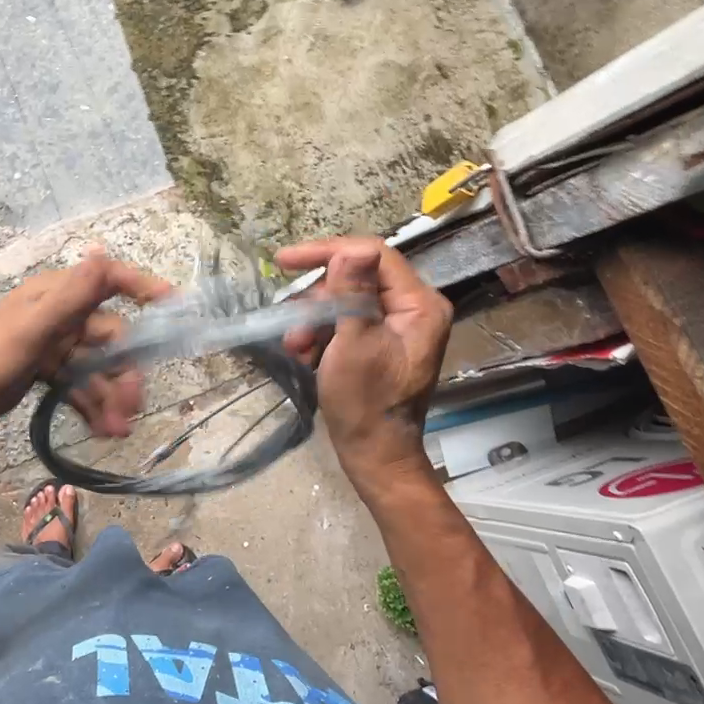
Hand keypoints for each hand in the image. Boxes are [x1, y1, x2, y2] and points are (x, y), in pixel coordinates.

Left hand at [0, 249, 171, 435]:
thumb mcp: (31, 329)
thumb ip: (71, 297)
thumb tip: (102, 251)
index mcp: (53, 295)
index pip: (107, 280)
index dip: (142, 288)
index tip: (175, 305)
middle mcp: (56, 314)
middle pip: (108, 336)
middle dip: (124, 372)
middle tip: (132, 408)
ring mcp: (51, 344)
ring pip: (95, 366)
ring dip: (110, 395)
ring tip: (117, 431)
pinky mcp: (44, 371)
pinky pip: (78, 384)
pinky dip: (91, 404)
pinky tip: (101, 429)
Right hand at [276, 237, 452, 495]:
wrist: (374, 453)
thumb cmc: (365, 402)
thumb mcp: (353, 344)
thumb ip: (352, 293)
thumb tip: (349, 250)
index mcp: (419, 305)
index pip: (373, 255)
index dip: (327, 252)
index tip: (284, 261)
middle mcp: (413, 309)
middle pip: (356, 277)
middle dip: (316, 299)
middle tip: (290, 324)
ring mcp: (397, 326)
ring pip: (345, 300)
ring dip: (313, 319)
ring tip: (295, 347)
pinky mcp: (380, 341)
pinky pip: (345, 321)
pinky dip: (321, 334)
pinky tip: (306, 355)